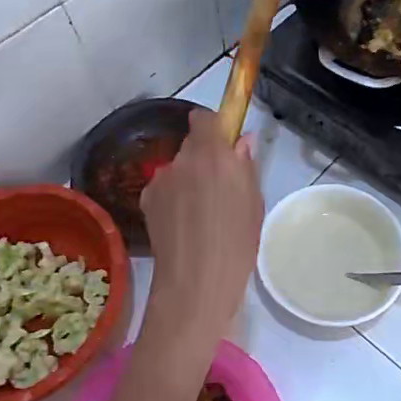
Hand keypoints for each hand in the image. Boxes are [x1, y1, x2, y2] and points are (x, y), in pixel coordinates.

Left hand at [139, 109, 262, 339]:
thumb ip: (245, 166)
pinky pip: (165, 189)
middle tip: (222, 189)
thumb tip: (242, 141)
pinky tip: (186, 225)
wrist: (196, 281)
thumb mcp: (254, 202)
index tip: (227, 145)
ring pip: (178, 170)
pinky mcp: (146, 201)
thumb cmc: (237, 242)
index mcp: (212, 155)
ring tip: (204, 214)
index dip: (215, 127)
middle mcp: (181, 160)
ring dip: (189, 181)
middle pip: (191, 146)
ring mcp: (160, 181)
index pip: (204, 118)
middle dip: (205, 159)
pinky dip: (175, 199)